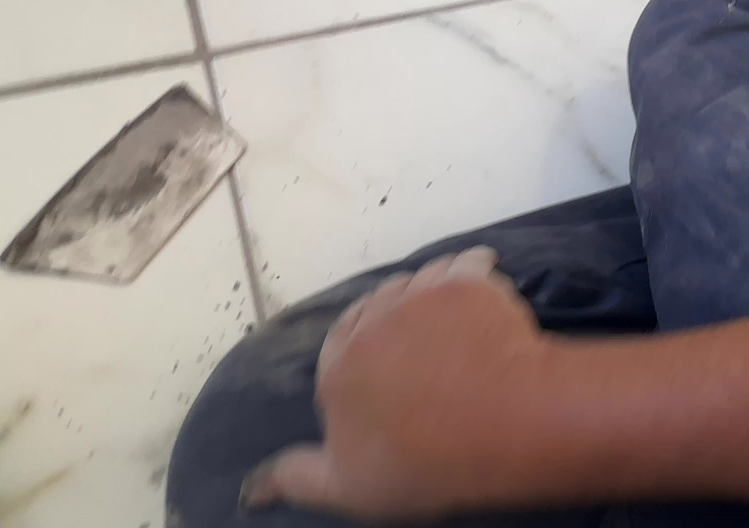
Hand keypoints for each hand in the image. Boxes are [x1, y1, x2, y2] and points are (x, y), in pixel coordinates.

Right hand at [240, 246, 552, 519]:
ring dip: (435, 290)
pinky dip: (475, 267)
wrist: (498, 421)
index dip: (363, 341)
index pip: (340, 336)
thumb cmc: (423, 458)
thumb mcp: (347, 486)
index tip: (386, 353)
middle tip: (425, 336)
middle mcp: (374, 320)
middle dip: (397, 314)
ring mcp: (423, 295)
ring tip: (455, 315)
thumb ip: (297, 476)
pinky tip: (484, 279)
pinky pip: (468, 261)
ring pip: (423, 278)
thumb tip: (251, 487)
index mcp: (338, 364)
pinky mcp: (468, 280)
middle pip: (381, 301)